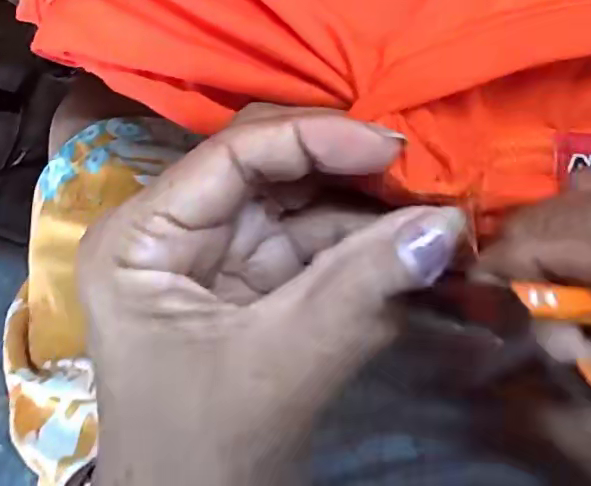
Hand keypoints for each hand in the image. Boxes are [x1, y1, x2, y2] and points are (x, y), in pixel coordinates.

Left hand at [78, 104, 464, 485]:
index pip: (236, 151)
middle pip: (270, 159)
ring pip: (299, 190)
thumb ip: (360, 290)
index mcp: (145, 232)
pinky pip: (314, 232)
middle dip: (344, 160)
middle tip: (416, 166)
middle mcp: (178, 221)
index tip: (390, 145)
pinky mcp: (255, 269)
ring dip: (363, 194)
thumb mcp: (277, 368)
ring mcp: (218, 242)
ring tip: (426, 194)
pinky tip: (410, 232)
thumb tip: (445, 224)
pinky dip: (363, 234)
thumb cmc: (203, 457)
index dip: (317, 137)